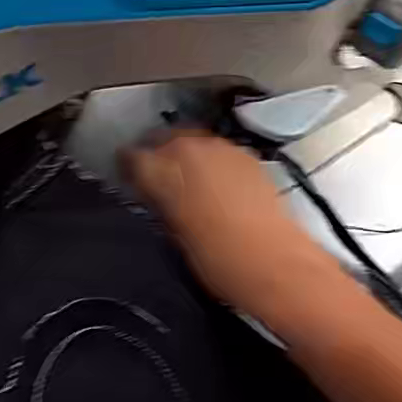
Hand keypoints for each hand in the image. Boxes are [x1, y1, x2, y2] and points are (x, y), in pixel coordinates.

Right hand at [122, 129, 340, 319]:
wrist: (273, 261)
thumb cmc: (216, 261)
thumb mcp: (173, 236)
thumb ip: (160, 207)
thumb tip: (156, 197)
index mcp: (163, 170)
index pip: (132, 157)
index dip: (127, 168)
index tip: (127, 179)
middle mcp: (191, 149)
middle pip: (164, 139)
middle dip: (157, 153)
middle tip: (156, 176)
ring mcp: (223, 148)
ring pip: (194, 140)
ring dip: (186, 154)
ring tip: (186, 177)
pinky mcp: (248, 156)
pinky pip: (219, 150)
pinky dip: (212, 160)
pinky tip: (215, 181)